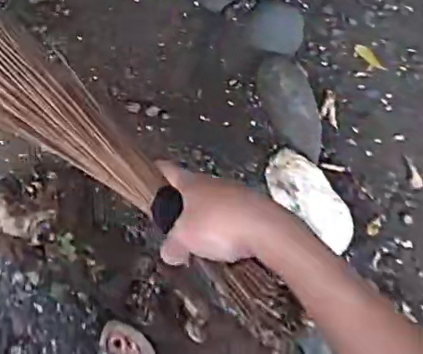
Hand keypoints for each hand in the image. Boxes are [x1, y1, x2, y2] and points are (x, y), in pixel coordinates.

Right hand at [155, 162, 296, 265]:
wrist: (271, 232)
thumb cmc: (219, 225)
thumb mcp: (188, 239)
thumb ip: (174, 245)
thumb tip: (166, 254)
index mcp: (190, 181)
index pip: (167, 169)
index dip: (157, 172)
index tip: (151, 176)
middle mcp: (212, 181)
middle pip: (194, 186)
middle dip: (188, 202)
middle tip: (182, 221)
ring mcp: (239, 192)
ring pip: (219, 200)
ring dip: (214, 215)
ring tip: (212, 239)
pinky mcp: (261, 208)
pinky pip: (241, 214)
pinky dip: (236, 226)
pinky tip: (238, 244)